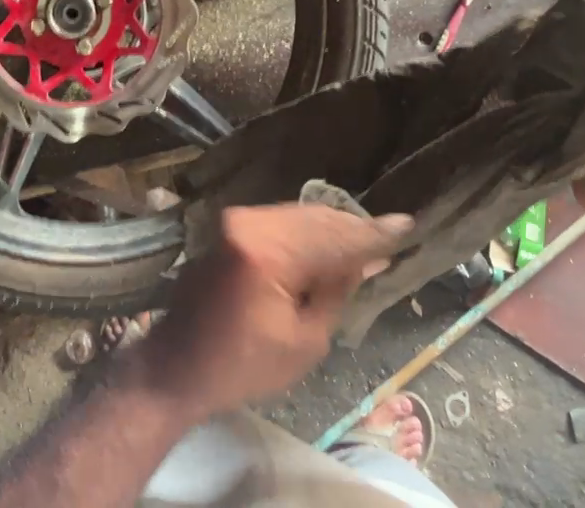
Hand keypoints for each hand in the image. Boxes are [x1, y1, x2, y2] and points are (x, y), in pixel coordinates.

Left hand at [127, 204, 412, 420]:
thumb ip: (337, 291)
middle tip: (390, 238)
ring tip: (365, 245)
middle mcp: (250, 223)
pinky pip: (281, 222)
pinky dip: (307, 233)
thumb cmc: (241, 366)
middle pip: (318, 218)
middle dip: (354, 230)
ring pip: (301, 217)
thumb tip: (367, 259)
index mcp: (268, 252)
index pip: (335, 237)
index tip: (409, 225)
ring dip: (332, 230)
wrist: (176, 367)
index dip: (374, 234)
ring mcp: (236, 221)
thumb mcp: (304, 340)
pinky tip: (328, 247)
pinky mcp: (230, 228)